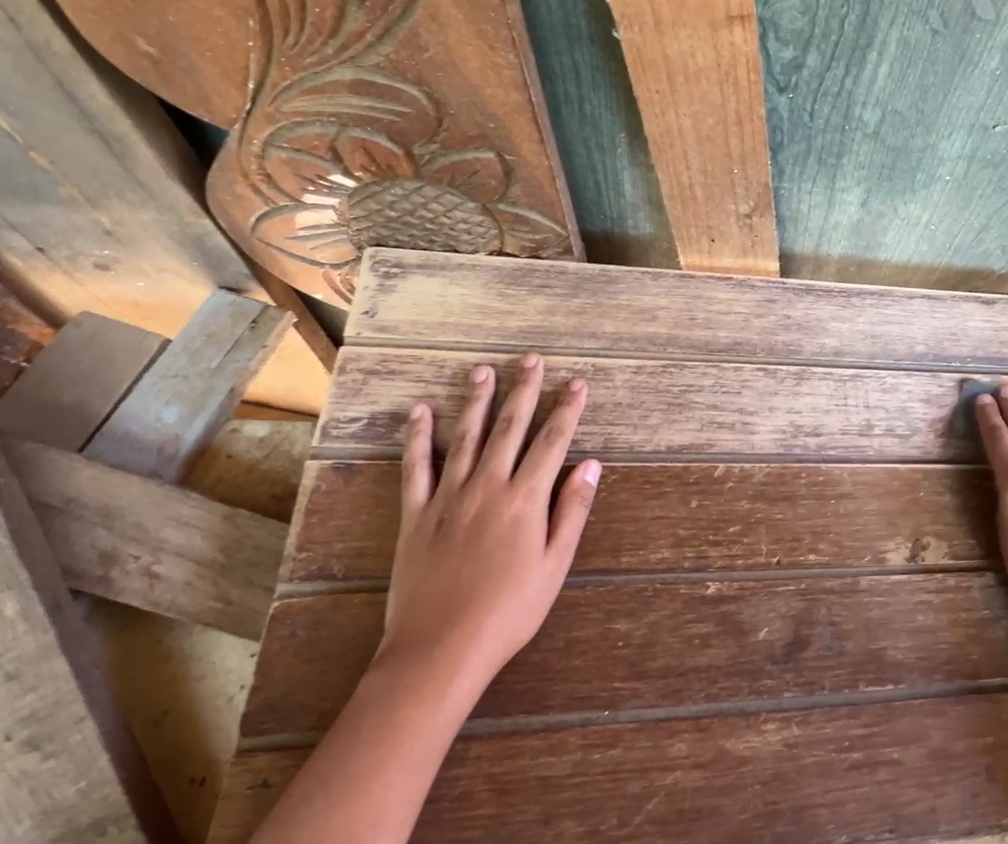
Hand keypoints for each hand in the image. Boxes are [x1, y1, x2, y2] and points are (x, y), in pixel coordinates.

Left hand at [377, 355, 599, 688]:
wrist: (441, 647)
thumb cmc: (510, 611)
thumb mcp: (555, 565)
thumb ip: (571, 511)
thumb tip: (591, 465)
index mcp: (525, 500)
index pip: (552, 442)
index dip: (567, 410)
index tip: (577, 383)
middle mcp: (487, 487)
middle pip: (510, 428)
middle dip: (524, 391)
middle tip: (531, 360)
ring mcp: (448, 497)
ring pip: (465, 437)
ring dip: (477, 401)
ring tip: (483, 371)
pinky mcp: (416, 514)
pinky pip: (416, 467)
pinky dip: (418, 437)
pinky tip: (420, 411)